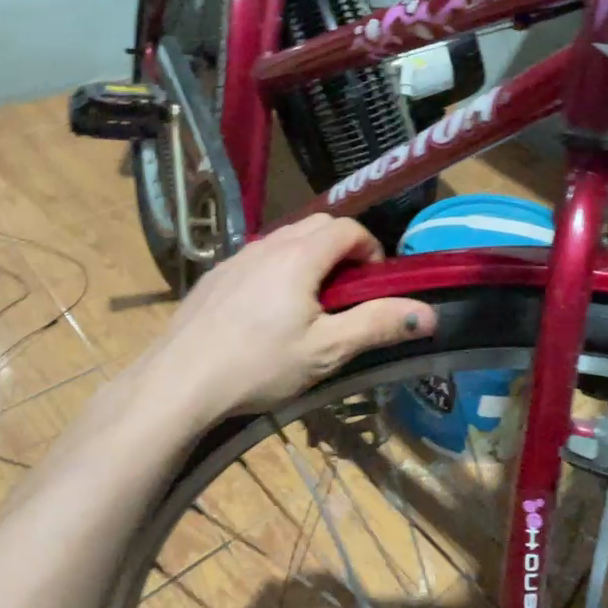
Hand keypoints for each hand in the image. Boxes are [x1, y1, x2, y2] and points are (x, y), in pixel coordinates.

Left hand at [142, 215, 435, 419]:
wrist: (179, 382)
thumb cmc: (259, 366)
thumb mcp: (326, 351)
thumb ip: (378, 325)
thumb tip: (429, 313)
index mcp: (299, 256)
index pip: (348, 228)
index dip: (371, 249)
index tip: (376, 284)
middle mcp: (268, 245)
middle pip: (318, 226)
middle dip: (344, 248)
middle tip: (350, 292)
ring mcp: (237, 258)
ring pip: (286, 240)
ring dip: (311, 258)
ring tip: (313, 303)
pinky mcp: (215, 276)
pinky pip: (259, 257)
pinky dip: (280, 269)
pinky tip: (269, 312)